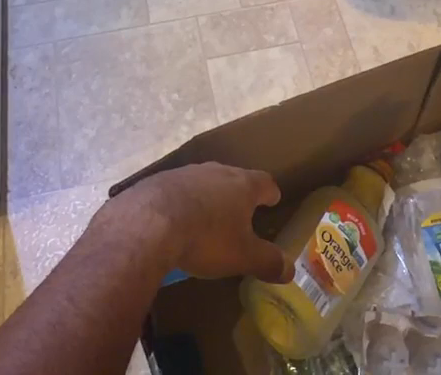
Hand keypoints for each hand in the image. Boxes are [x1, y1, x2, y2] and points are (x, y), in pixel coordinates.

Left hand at [106, 163, 289, 282]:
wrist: (150, 222)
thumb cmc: (207, 237)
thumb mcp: (242, 256)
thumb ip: (268, 261)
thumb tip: (290, 269)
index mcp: (242, 185)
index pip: (264, 182)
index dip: (270, 192)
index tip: (273, 199)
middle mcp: (216, 171)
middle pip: (234, 177)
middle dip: (239, 193)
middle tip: (242, 211)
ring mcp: (186, 173)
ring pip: (205, 181)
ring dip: (209, 196)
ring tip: (209, 216)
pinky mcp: (160, 181)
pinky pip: (179, 190)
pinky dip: (183, 202)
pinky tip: (178, 219)